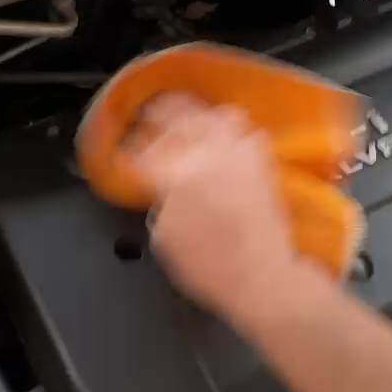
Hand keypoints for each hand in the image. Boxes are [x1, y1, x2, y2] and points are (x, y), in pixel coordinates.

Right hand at [122, 94, 317, 324]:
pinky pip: (249, 133)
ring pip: (218, 115)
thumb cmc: (208, 268)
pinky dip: (235, 133)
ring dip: (202, 117)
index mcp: (174, 177)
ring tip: (193, 123)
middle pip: (180, 116)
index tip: (129, 148)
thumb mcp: (164, 239)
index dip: (133, 145)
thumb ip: (160, 203)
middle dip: (162, 113)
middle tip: (153, 115)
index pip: (145, 148)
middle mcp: (207, 158)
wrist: (261, 278)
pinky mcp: (262, 166)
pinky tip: (227, 142)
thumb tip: (162, 190)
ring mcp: (238, 158)